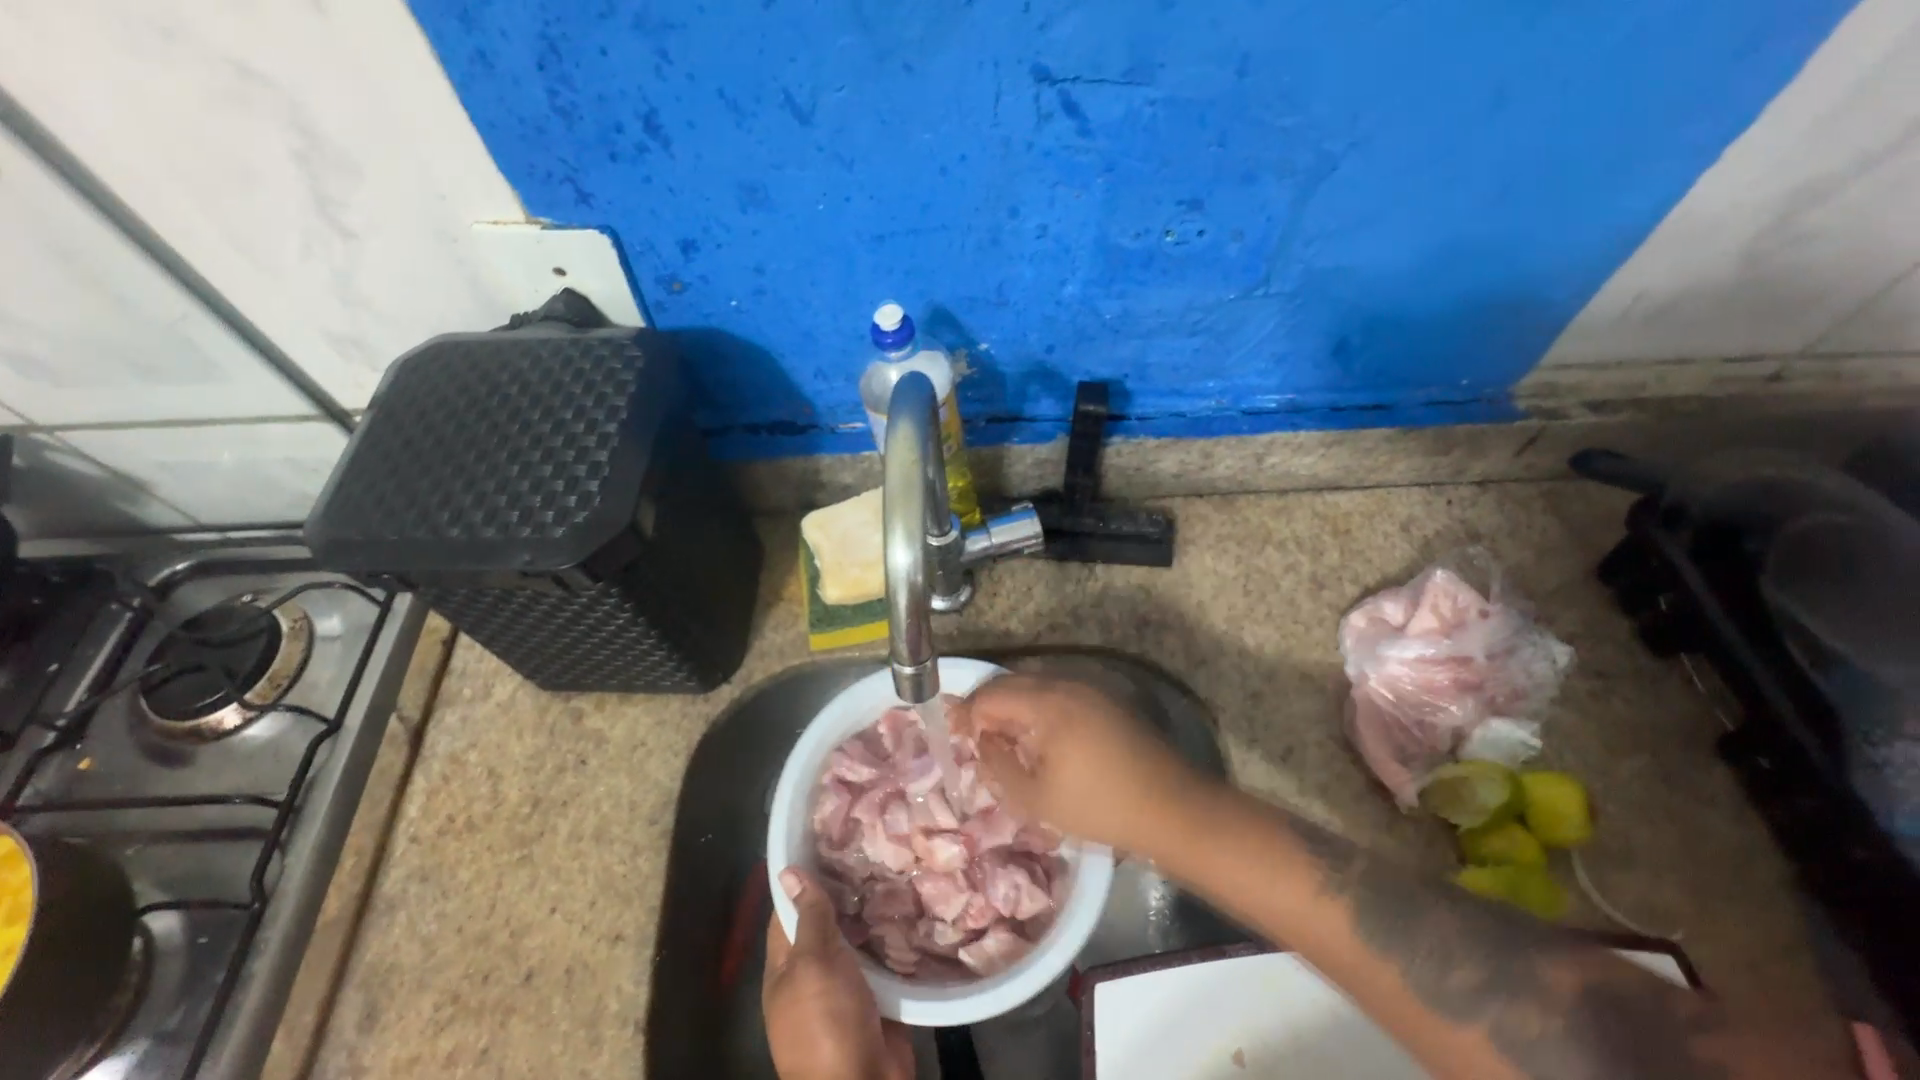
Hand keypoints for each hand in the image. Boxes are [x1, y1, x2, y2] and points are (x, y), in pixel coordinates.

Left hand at [762, 868, 913, 1079]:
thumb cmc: (825, 1023)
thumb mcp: (812, 964)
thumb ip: (807, 918)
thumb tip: (787, 871)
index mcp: (785, 967)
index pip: (788, 910)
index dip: (803, 877)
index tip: (826, 839)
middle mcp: (814, 974)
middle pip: (828, 925)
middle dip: (847, 892)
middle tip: (874, 848)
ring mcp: (846, 990)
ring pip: (859, 943)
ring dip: (875, 915)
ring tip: (899, 869)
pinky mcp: (879, 1001)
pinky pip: (886, 964)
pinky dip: (897, 942)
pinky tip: (915, 911)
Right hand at [957, 673, 1214, 852]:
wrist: (1172, 809)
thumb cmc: (1099, 807)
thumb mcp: (1036, 799)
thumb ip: (998, 767)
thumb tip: (982, 743)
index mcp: (1047, 704)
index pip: (990, 696)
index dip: (966, 716)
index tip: (952, 738)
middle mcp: (1068, 685)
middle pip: (1012, 683)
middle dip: (987, 707)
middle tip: (971, 737)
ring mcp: (1092, 690)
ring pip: (1036, 687)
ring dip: (1013, 707)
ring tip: (1001, 740)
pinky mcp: (1108, 703)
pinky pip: (1060, 695)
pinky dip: (1038, 710)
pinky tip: (1038, 741)